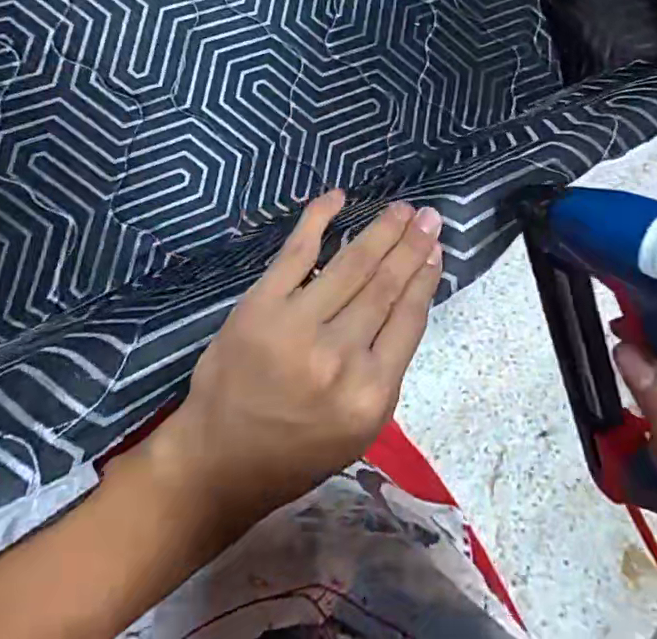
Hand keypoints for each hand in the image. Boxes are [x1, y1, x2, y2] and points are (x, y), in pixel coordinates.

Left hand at [145, 190, 443, 524]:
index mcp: (371, 393)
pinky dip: (318, 219)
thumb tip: (406, 298)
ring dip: (380, 231)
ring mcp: (297, 326)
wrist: (221, 459)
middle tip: (429, 216)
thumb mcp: (360, 427)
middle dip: (411, 245)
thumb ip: (385, 367)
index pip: (409, 318)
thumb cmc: (298, 449)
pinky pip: (296, 252)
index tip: (436, 249)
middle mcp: (339, 356)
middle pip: (385, 286)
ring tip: (402, 210)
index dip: (425, 277)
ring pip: (351, 265)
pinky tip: (338, 199)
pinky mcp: (260, 305)